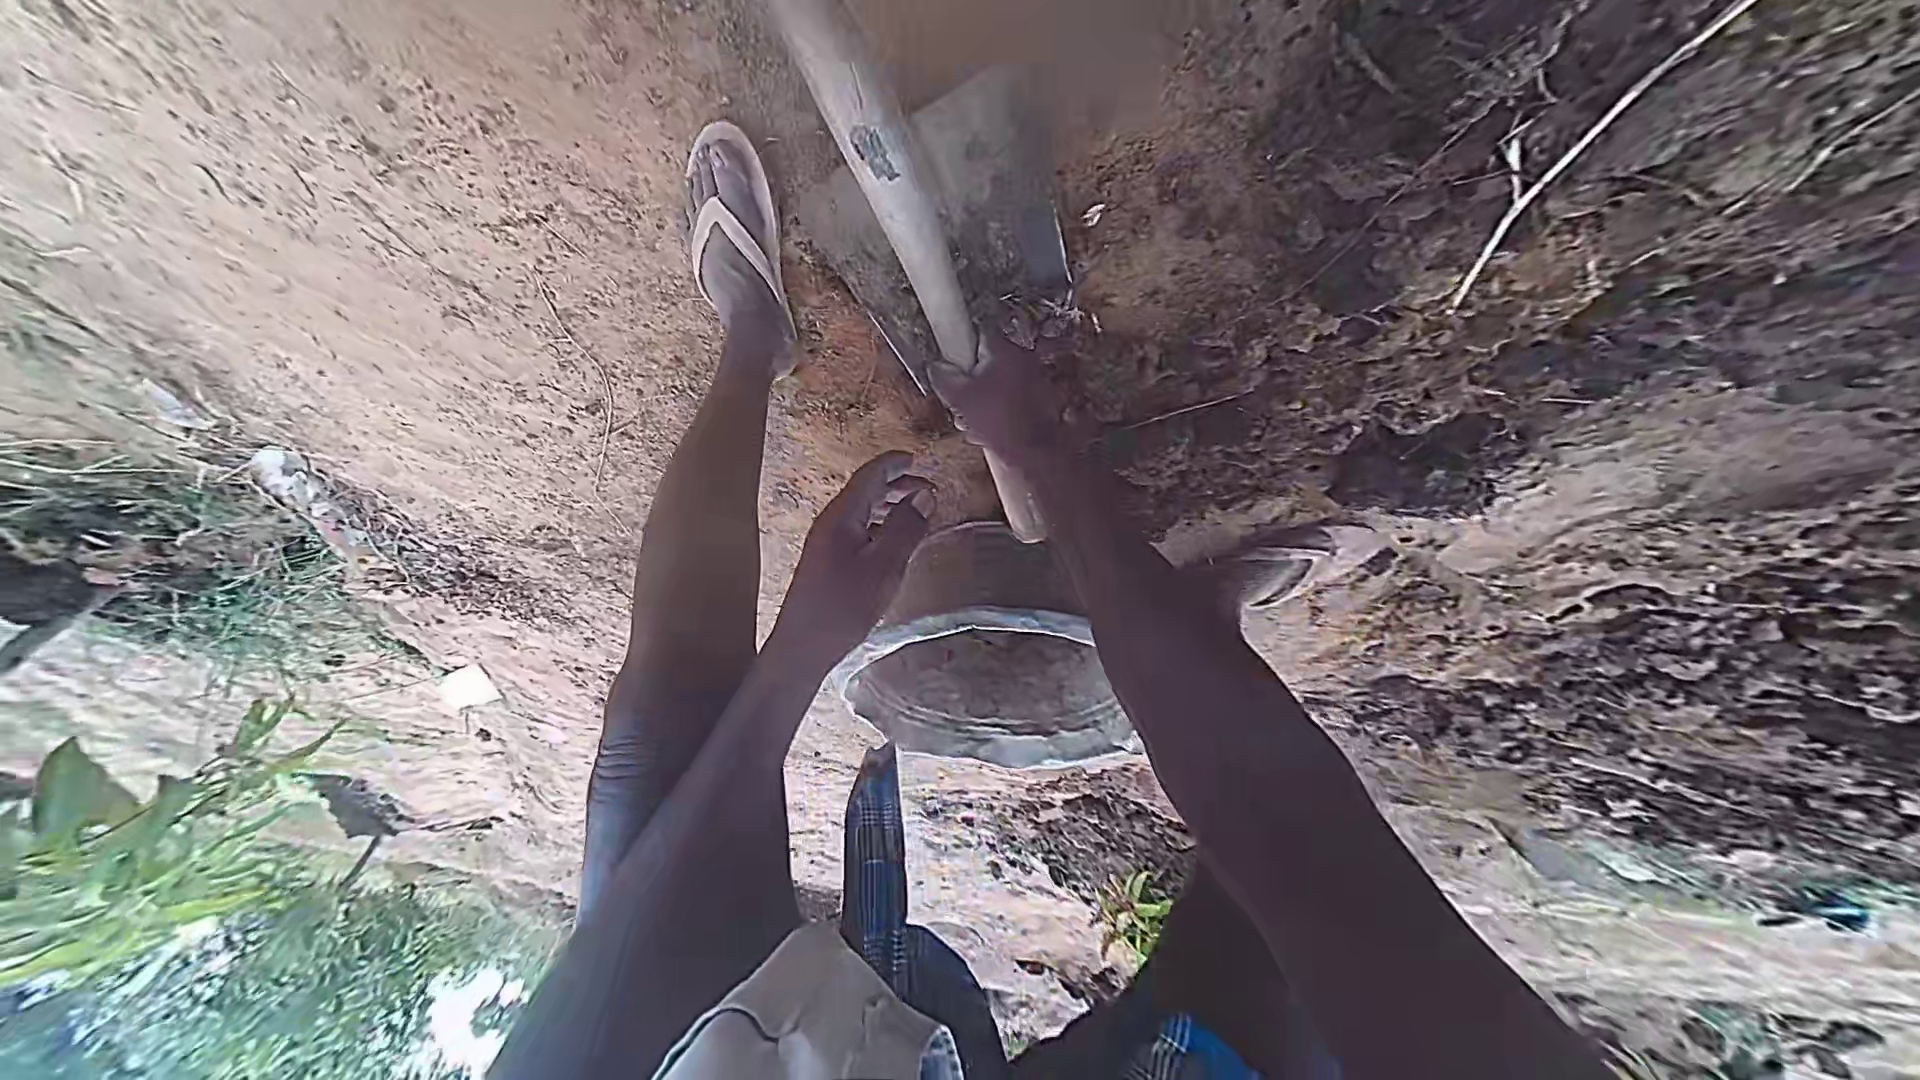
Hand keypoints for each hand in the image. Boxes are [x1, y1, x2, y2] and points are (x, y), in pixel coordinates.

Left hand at [774, 452, 933, 660]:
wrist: (803, 646)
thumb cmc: (845, 605)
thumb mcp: (884, 565)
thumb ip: (906, 528)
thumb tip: (925, 496)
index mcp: (842, 516)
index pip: (869, 476)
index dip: (894, 464)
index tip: (917, 458)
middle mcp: (831, 522)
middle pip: (864, 490)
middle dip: (896, 484)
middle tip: (927, 487)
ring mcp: (826, 542)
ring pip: (861, 510)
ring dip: (888, 504)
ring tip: (916, 511)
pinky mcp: (827, 561)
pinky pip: (858, 529)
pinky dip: (880, 524)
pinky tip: (893, 540)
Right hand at [930, 332, 1067, 466]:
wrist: (1030, 452)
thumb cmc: (997, 421)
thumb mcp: (958, 396)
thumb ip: (942, 375)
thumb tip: (935, 366)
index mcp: (1003, 349)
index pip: (976, 330)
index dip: (959, 345)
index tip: (950, 360)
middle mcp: (1022, 358)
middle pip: (985, 360)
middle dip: (969, 380)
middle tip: (959, 398)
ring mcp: (1033, 379)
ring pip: (996, 382)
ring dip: (980, 399)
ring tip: (972, 420)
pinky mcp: (1038, 400)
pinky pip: (1008, 398)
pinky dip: (996, 410)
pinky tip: (987, 429)